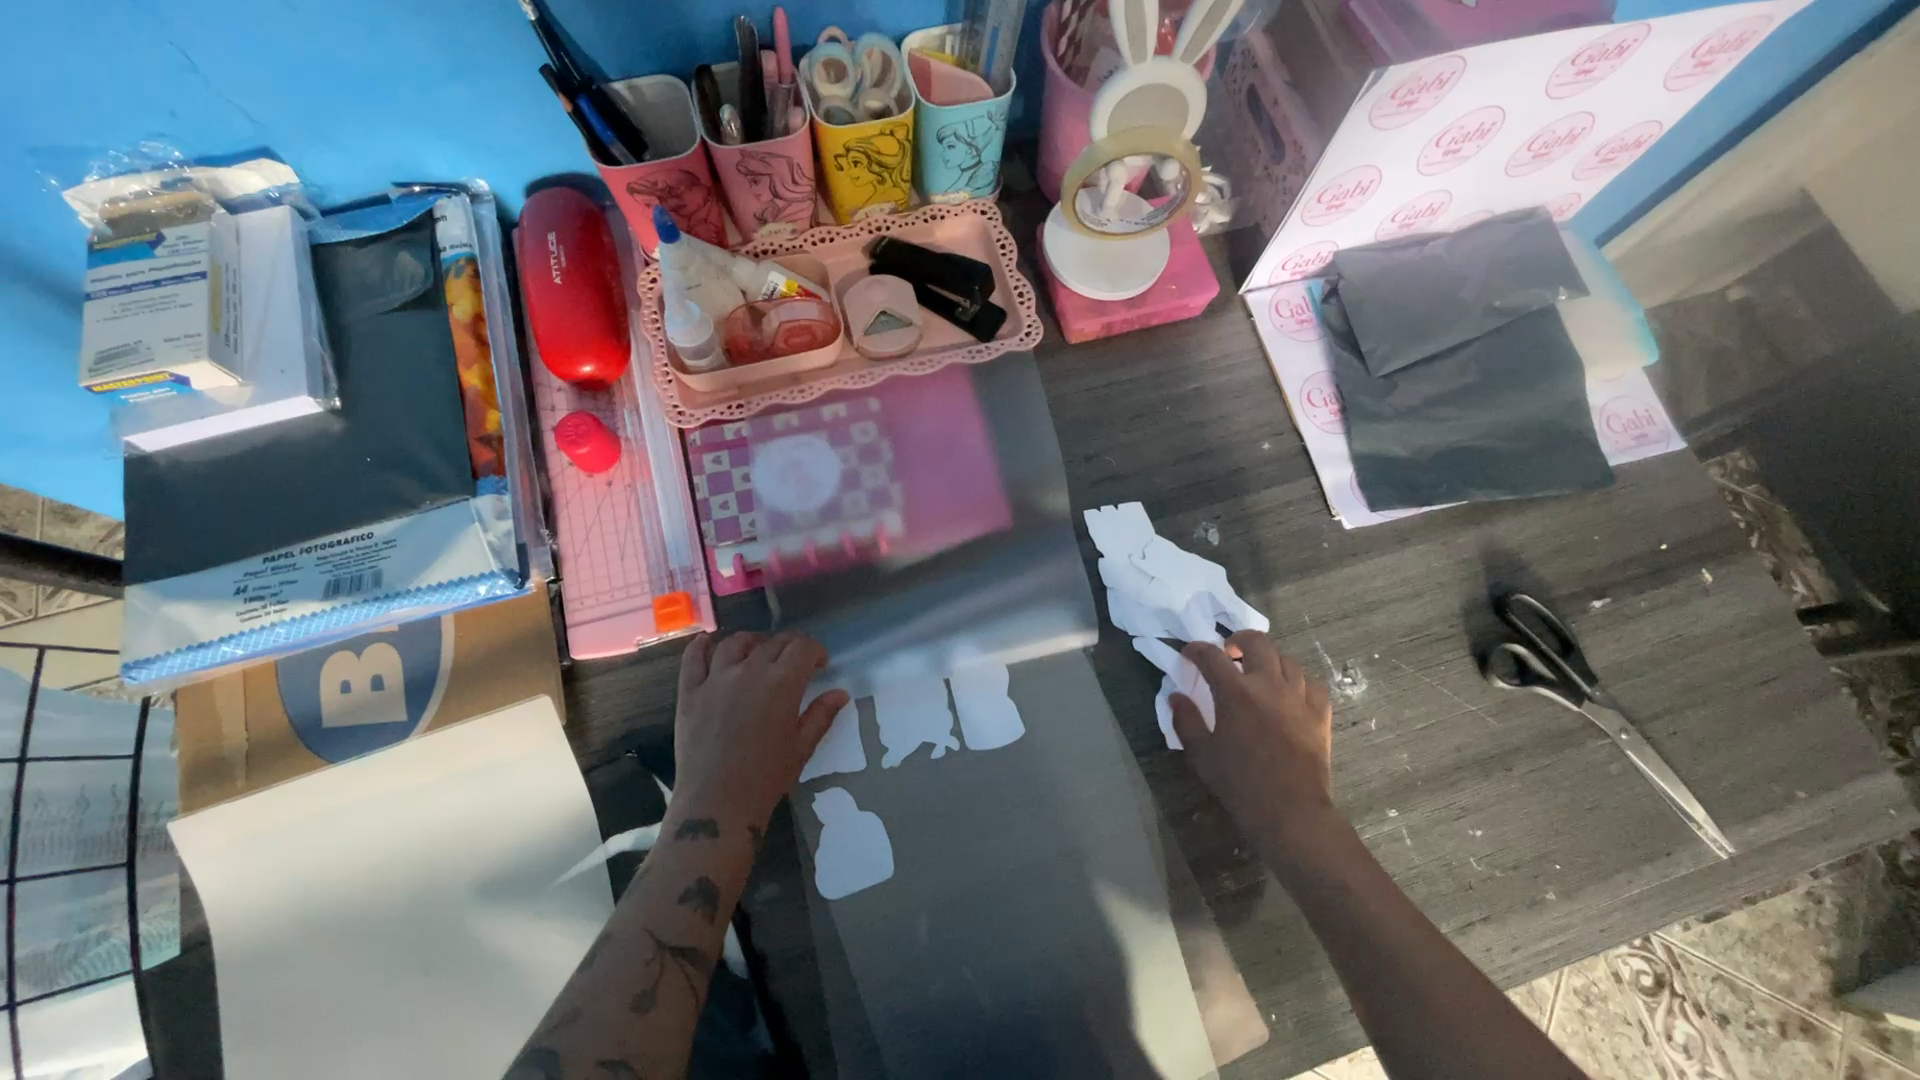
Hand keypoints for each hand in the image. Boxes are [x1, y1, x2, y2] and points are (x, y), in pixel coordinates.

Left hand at [672, 631, 850, 825]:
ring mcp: (715, 679)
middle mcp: (749, 671)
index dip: (815, 650)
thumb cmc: (767, 777)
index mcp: (782, 684)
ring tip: (758, 651)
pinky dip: (701, 647)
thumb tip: (840, 693)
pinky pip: (694, 659)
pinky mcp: (690, 692)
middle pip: (773, 642)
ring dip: (752, 641)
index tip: (820, 663)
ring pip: (735, 643)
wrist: (717, 802)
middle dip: (790, 646)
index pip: (802, 648)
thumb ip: (821, 715)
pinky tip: (706, 643)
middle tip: (795, 660)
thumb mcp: (802, 747)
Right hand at [1171, 631, 1334, 838]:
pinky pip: (1312, 684)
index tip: (1189, 654)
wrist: (1289, 810)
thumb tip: (1176, 697)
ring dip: (1270, 661)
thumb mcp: (1202, 754)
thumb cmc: (1240, 783)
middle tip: (1230, 652)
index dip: (1196, 649)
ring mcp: (1298, 697)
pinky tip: (1291, 695)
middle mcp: (1268, 685)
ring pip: (1287, 660)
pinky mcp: (1320, 713)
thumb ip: (1186, 720)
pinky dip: (1299, 682)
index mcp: (1235, 692)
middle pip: (1257, 642)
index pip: (1211, 656)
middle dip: (1239, 640)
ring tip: (1261, 674)